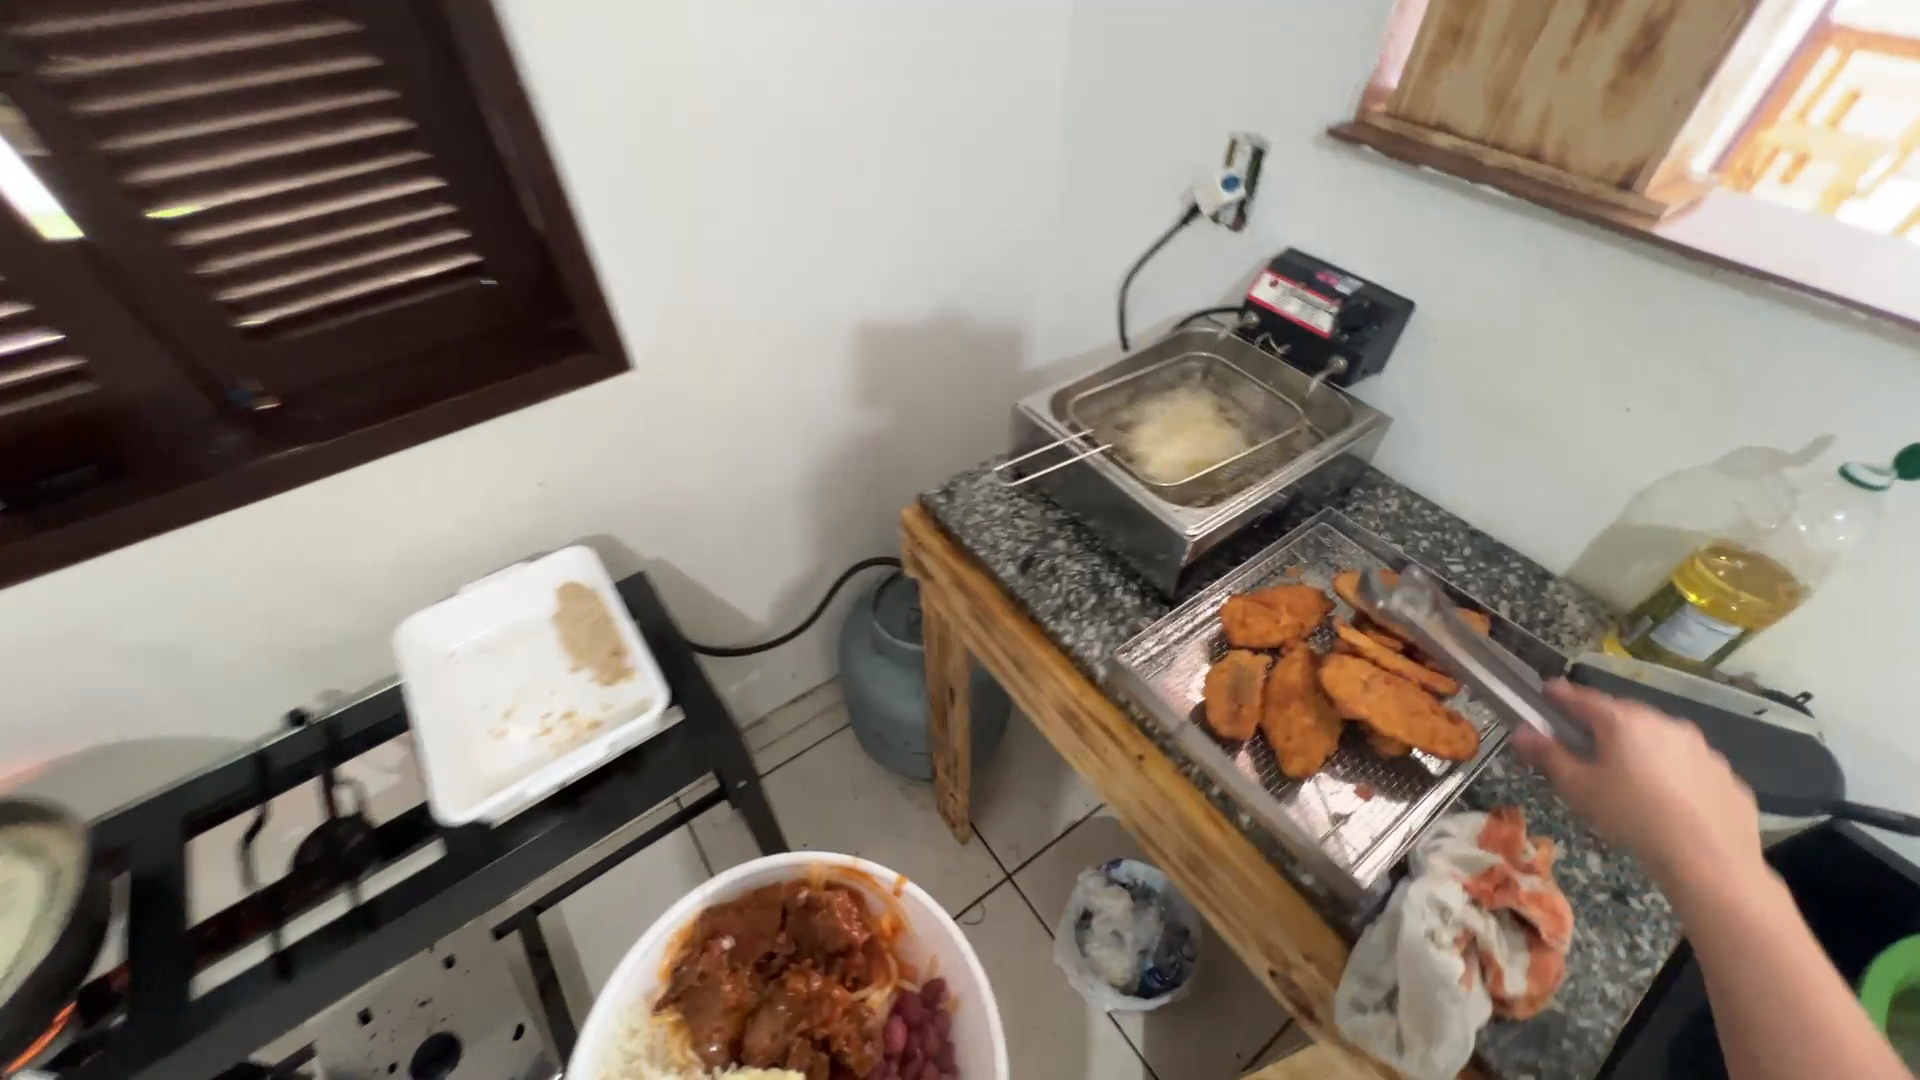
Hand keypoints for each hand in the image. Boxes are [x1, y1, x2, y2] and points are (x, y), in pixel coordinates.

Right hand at [1512, 680, 1766, 900]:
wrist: (1710, 860)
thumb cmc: (1631, 815)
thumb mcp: (1576, 786)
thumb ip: (1547, 754)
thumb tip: (1522, 731)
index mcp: (1624, 721)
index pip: (1583, 698)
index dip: (1560, 695)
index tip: (1546, 692)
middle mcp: (1666, 724)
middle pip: (1624, 716)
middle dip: (1601, 725)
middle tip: (1583, 743)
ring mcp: (1703, 750)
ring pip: (1659, 740)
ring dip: (1639, 748)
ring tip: (1626, 776)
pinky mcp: (1727, 777)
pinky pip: (1688, 766)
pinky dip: (1672, 773)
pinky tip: (1665, 800)